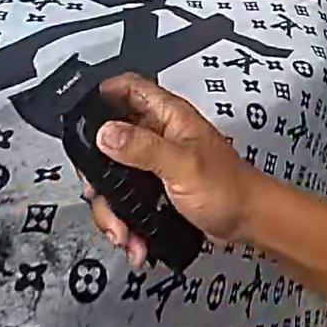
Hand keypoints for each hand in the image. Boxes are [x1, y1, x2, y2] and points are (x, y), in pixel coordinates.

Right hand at [86, 73, 267, 265]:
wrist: (245, 219)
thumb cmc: (227, 186)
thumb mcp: (182, 165)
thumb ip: (143, 148)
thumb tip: (106, 132)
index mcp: (170, 116)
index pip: (130, 88)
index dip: (102, 94)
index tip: (80, 120)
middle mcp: (160, 133)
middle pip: (110, 138)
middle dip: (99, 173)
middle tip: (101, 193)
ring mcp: (157, 160)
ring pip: (114, 175)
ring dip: (113, 208)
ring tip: (125, 230)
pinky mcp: (156, 186)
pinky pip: (127, 199)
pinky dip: (125, 221)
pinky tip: (135, 239)